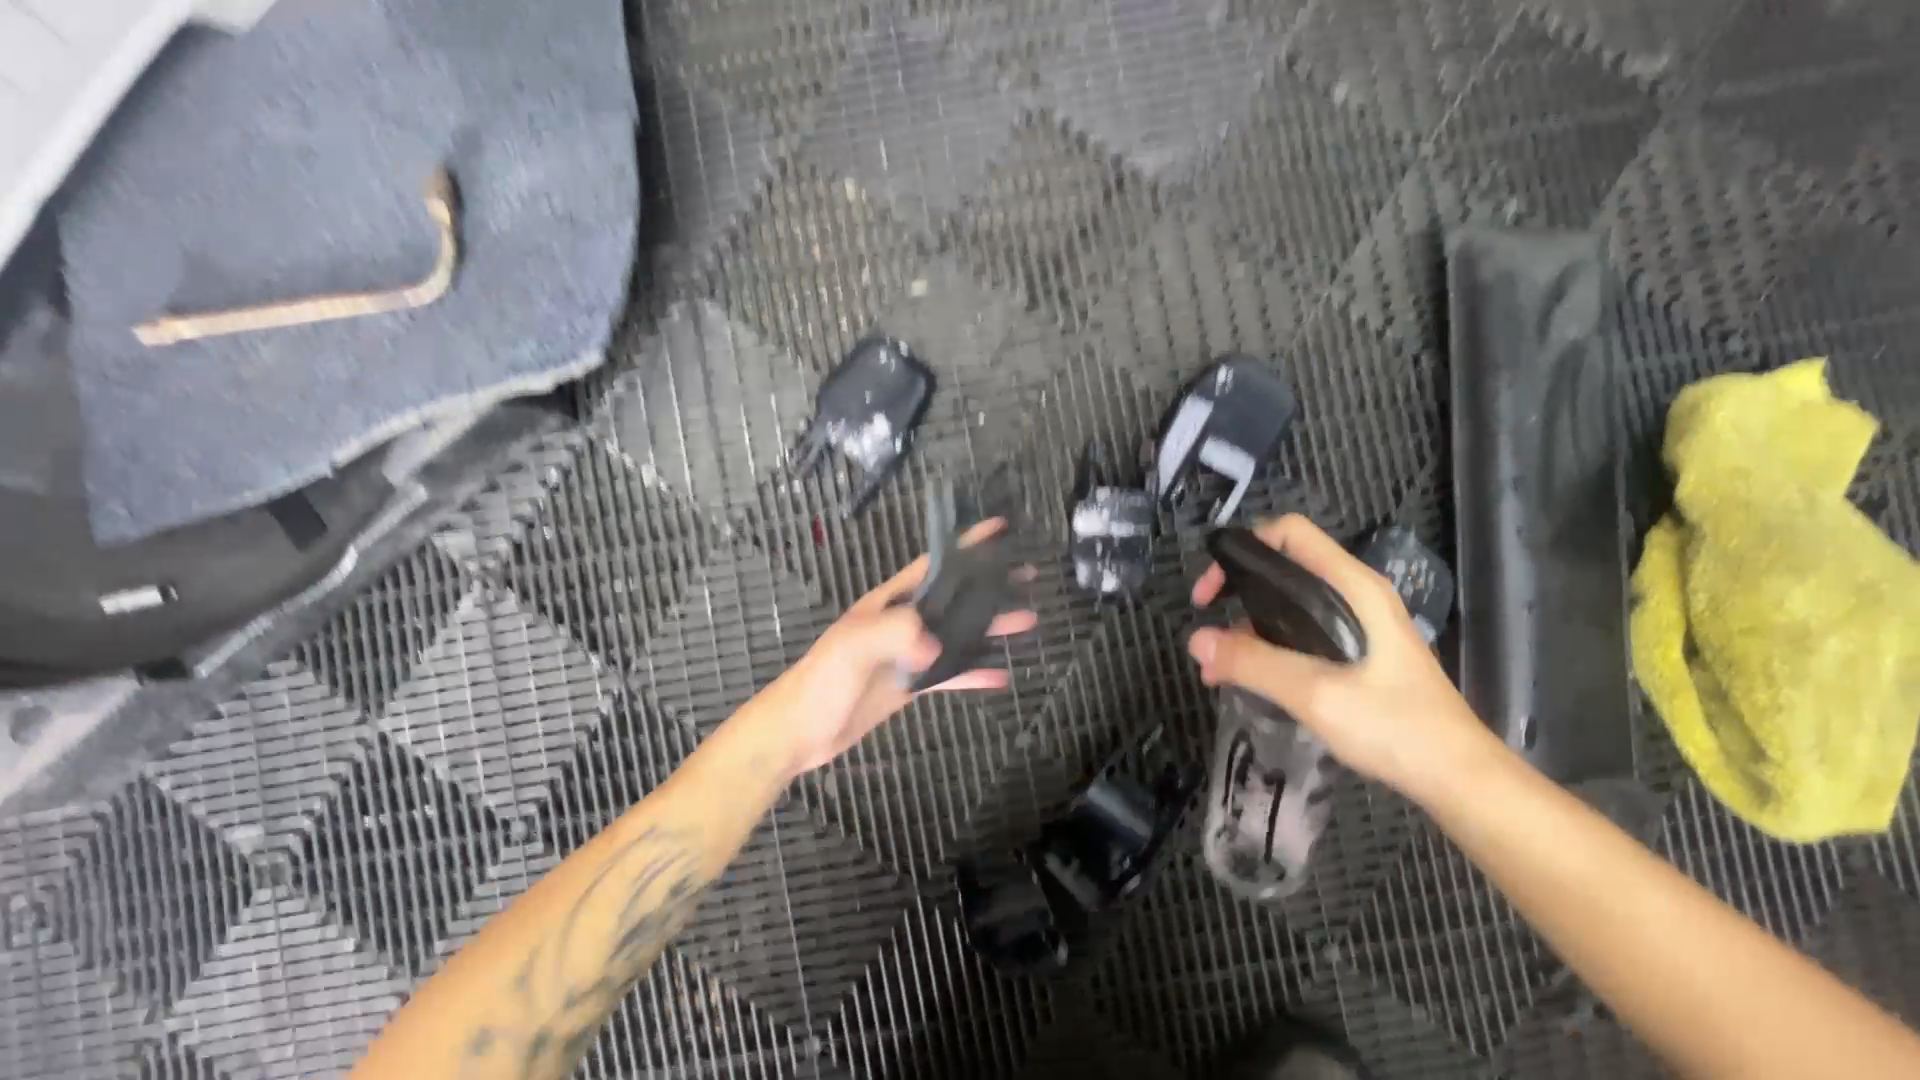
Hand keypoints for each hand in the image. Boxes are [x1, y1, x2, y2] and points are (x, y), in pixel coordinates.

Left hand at [751, 519, 1037, 776]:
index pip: (933, 566)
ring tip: (1027, 619)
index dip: (964, 546)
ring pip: (957, 634)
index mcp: (887, 603)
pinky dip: (973, 673)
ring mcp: (906, 655)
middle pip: (954, 597)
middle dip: (988, 585)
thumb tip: (935, 645)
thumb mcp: (853, 647)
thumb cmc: (820, 682)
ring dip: (989, 626)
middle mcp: (901, 623)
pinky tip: (999, 676)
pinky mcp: (908, 685)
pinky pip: (948, 674)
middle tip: (1026, 576)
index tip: (997, 531)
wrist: (799, 732)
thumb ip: (894, 634)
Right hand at [1186, 514, 1498, 800]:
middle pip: (1285, 568)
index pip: (1289, 533)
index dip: (1241, 550)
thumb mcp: (1315, 694)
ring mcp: (1360, 623)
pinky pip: (1304, 634)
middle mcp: (1356, 594)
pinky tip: (1250, 682)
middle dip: (1238, 594)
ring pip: (1291, 605)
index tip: (1211, 595)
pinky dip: (1271, 649)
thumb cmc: (1394, 726)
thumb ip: (1253, 664)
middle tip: (1210, 636)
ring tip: (1218, 671)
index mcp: (1352, 586)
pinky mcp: (1360, 652)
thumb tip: (1196, 640)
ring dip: (1250, 630)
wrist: (1457, 775)